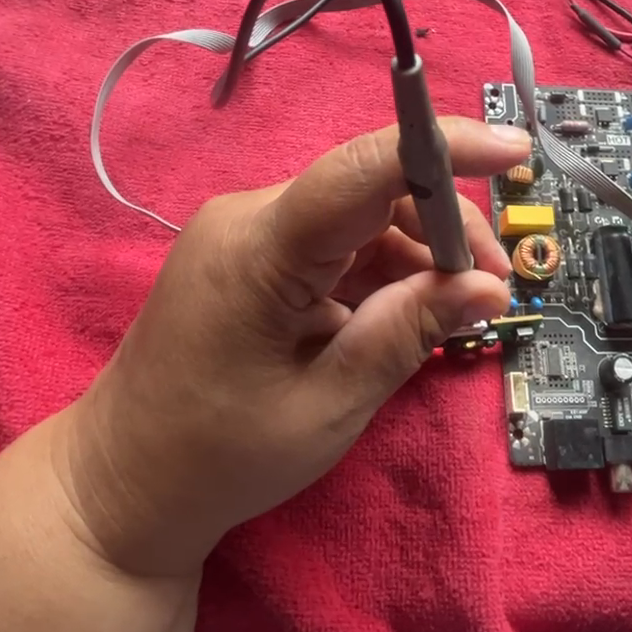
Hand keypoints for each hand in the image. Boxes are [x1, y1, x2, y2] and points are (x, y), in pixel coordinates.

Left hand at [61, 118, 530, 578]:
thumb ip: (408, 332)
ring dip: (418, 250)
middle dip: (443, 226)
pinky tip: (408, 308)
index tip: (512, 149)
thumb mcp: (328, 404)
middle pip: (370, 189)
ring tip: (456, 307)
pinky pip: (335, 240)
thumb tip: (489, 287)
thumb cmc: (217, 456)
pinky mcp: (254, 253)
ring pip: (360, 214)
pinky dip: (381, 268)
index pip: (360, 171)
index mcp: (258, 251)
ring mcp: (248, 232)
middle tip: (491, 285)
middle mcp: (250, 218)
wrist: (120, 484)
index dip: (442, 147)